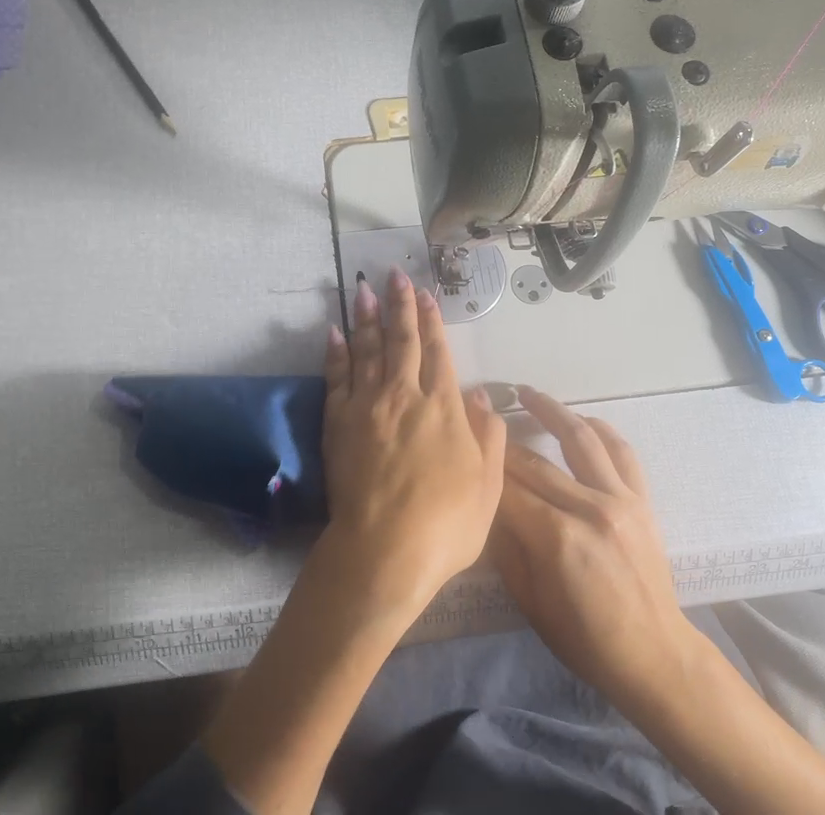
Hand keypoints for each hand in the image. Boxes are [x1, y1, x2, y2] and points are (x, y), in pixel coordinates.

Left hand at [319, 269, 506, 613]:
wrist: (384, 549)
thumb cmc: (447, 525)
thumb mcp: (489, 486)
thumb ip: (488, 436)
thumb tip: (479, 394)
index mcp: (444, 408)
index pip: (438, 352)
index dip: (432, 321)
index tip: (426, 294)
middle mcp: (404, 396)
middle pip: (401, 341)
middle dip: (400, 305)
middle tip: (394, 274)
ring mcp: (366, 407)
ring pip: (367, 350)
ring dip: (367, 318)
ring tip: (365, 290)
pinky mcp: (336, 424)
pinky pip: (336, 377)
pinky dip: (336, 352)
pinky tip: (335, 333)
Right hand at [490, 387, 690, 698]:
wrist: (652, 654)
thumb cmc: (582, 637)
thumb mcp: (528, 600)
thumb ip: (504, 546)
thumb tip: (484, 504)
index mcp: (556, 538)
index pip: (506, 489)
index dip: (479, 468)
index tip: (459, 445)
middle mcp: (588, 508)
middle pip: (534, 462)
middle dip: (501, 440)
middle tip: (477, 418)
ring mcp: (621, 500)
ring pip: (581, 439)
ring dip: (552, 411)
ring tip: (527, 393)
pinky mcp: (642, 500)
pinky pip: (622, 452)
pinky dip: (601, 429)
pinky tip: (582, 418)